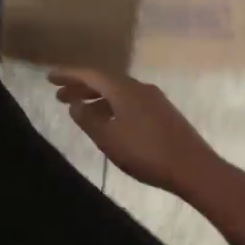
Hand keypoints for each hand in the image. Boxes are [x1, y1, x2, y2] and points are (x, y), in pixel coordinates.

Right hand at [48, 67, 223, 194]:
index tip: (49, 78)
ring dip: (97, 98)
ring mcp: (154, 100)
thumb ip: (87, 119)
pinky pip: (130, 101)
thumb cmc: (146, 153)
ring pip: (118, 91)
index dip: (68, 74)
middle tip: (60, 96)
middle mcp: (139, 87)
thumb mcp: (108, 138)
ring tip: (81, 110)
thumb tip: (76, 105)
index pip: (89, 74)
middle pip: (104, 80)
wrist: (196, 170)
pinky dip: (112, 106)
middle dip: (80, 87)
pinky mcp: (164, 114)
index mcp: (123, 89)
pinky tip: (109, 121)